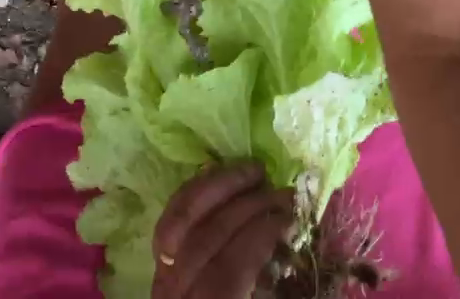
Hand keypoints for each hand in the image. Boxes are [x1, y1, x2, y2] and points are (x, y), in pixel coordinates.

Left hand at [152, 163, 291, 298]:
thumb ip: (277, 281)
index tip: (290, 217)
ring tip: (255, 171)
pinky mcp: (160, 257)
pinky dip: (196, 190)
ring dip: (221, 186)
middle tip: (282, 191)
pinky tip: (222, 174)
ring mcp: (162, 273)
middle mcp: (176, 293)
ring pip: (182, 217)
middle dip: (249, 206)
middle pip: (207, 238)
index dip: (260, 236)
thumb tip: (300, 234)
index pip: (227, 270)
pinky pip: (172, 214)